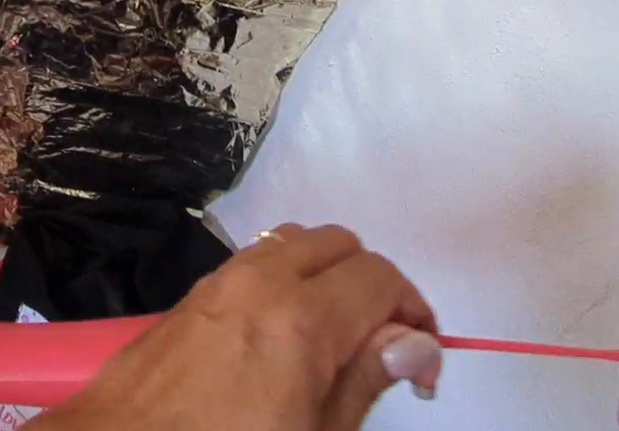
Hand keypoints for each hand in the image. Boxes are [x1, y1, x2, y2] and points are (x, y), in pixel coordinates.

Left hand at [31, 223, 442, 430]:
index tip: (420, 368)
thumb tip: (414, 340)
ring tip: (335, 336)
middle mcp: (264, 278)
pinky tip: (286, 328)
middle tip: (380, 349)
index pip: (381, 277)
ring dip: (329, 271)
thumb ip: (365, 379)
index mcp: (302, 318)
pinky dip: (288, 272)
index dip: (415, 314)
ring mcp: (225, 276)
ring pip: (297, 239)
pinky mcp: (198, 286)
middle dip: (373, 286)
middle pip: (341, 243)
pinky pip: (258, 255)